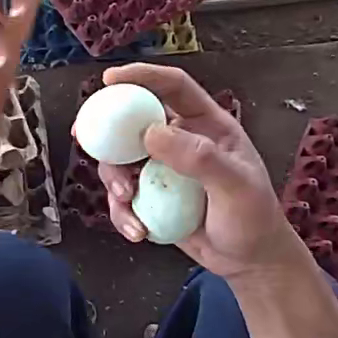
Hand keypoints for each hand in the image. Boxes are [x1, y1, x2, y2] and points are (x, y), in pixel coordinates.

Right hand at [94, 64, 337, 337]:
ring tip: (126, 202)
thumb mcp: (236, 187)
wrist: (247, 261)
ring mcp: (161, 169)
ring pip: (119, 161)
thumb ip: (199, 158)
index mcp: (206, 125)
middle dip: (106, 132)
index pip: (173, 87)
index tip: (111, 78)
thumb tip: (150, 132)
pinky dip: (122, 213)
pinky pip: (121, 196)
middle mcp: (179, 141)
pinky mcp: (149, 196)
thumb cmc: (253, 219)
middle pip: (132, 122)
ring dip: (114, 181)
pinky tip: (137, 232)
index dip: (142, 76)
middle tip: (84, 137)